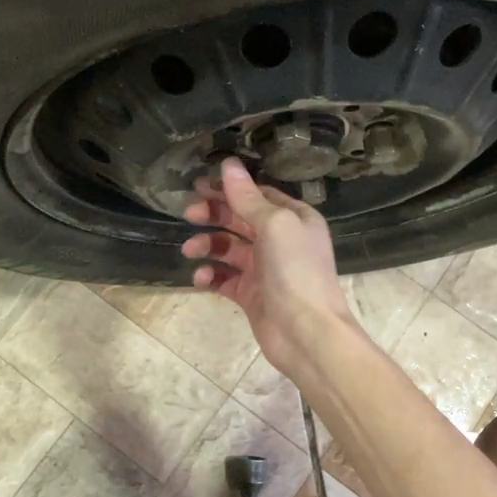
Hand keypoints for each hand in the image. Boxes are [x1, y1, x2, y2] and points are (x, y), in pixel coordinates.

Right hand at [180, 159, 358, 374]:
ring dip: (208, 245)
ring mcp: (265, 269)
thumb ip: (248, 198)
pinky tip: (201, 278)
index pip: (259, 195)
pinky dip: (211, 276)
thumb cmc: (296, 270)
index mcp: (294, 219)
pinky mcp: (251, 295)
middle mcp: (281, 240)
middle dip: (215, 215)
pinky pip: (225, 279)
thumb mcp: (275, 225)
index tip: (200, 185)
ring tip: (190, 250)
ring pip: (229, 249)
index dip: (230, 189)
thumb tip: (228, 165)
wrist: (307, 332)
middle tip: (189, 213)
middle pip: (241, 219)